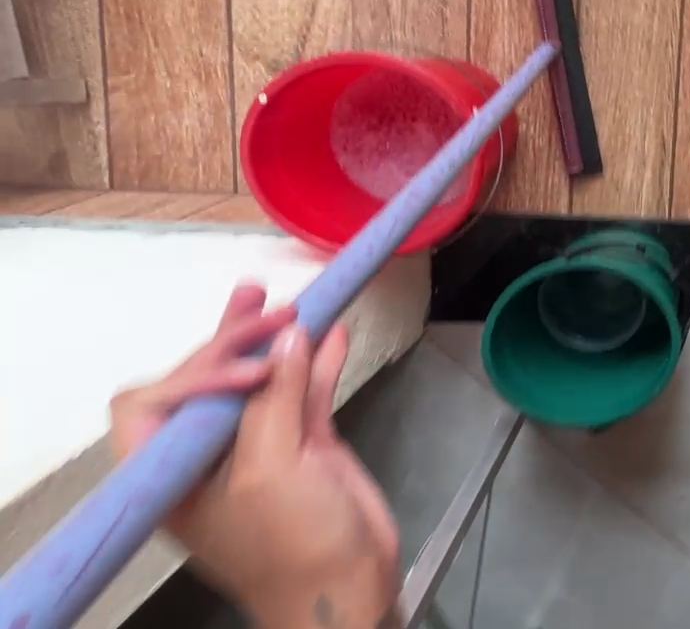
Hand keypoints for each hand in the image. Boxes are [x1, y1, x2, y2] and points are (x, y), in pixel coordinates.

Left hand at [110, 286, 400, 628]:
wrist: (347, 577)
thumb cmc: (292, 539)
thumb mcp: (272, 471)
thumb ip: (276, 402)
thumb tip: (290, 338)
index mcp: (170, 472)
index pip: (155, 402)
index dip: (199, 373)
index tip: (257, 368)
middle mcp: (206, 454)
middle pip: (208, 382)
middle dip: (234, 340)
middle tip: (273, 307)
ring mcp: (259, 445)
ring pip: (261, 380)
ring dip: (276, 340)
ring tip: (292, 299)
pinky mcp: (307, 442)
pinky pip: (307, 390)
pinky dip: (320, 361)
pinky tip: (336, 332)